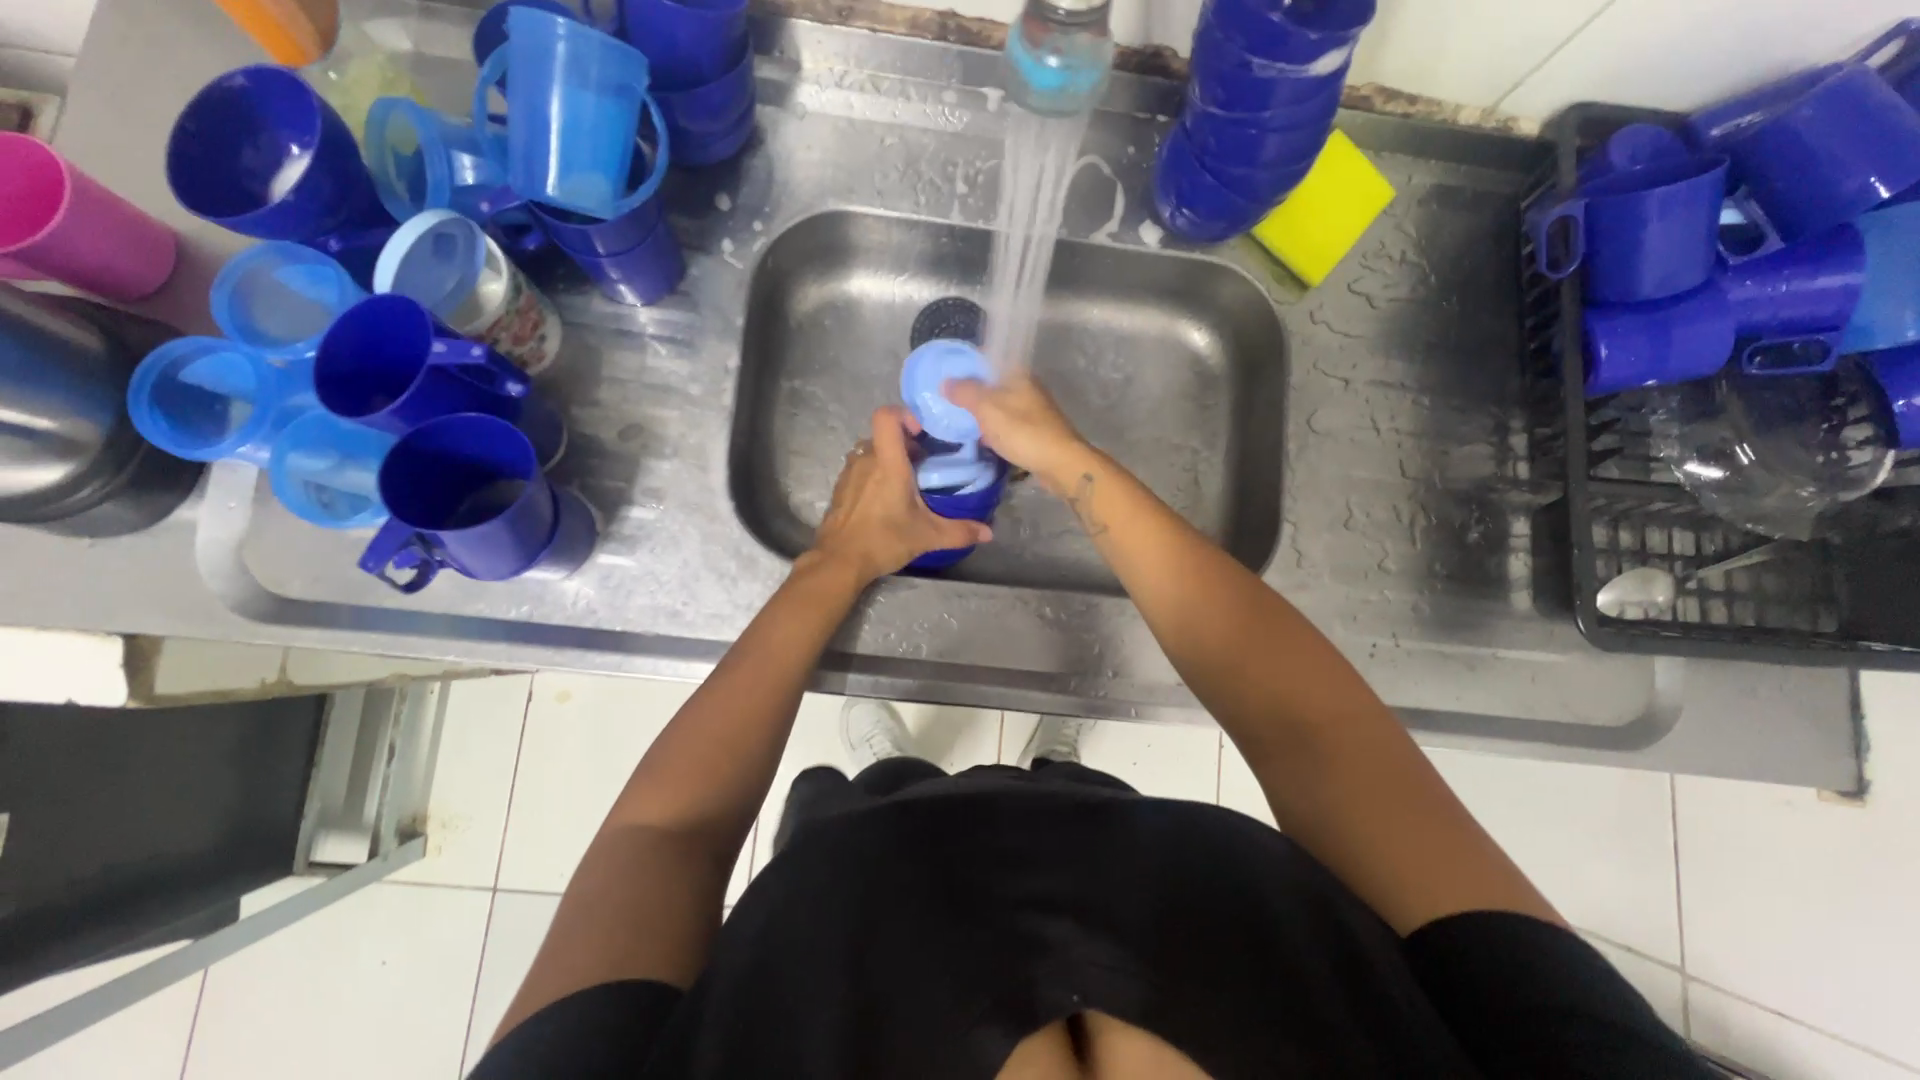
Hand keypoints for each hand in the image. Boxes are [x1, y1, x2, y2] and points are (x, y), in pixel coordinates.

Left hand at [805, 406, 993, 585]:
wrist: (838, 561)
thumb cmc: (883, 540)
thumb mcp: (927, 537)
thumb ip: (959, 531)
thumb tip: (988, 533)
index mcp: (888, 462)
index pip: (887, 416)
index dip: (905, 416)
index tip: (922, 435)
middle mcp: (866, 460)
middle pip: (884, 435)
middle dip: (904, 444)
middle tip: (923, 464)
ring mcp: (849, 473)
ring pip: (870, 451)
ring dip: (888, 459)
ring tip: (905, 483)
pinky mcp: (840, 488)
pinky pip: (859, 468)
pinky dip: (873, 475)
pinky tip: (884, 500)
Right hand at [943, 373, 1094, 496]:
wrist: (1059, 462)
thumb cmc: (1022, 431)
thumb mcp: (987, 408)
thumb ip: (965, 393)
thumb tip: (945, 382)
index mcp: (1017, 374)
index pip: (987, 359)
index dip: (966, 366)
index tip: (946, 377)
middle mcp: (1026, 386)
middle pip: (992, 383)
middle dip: (971, 392)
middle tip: (947, 401)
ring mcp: (1032, 409)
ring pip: (999, 405)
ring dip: (981, 412)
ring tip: (959, 420)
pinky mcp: (1034, 430)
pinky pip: (1007, 424)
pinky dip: (993, 429)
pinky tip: (981, 438)